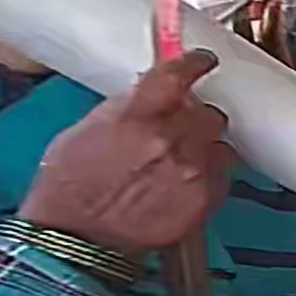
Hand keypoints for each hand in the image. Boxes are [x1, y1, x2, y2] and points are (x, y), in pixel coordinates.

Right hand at [19, 50, 231, 254]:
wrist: (81, 234)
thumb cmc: (72, 184)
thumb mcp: (87, 131)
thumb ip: (129, 110)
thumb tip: (159, 97)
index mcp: (135, 118)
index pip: (176, 78)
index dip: (194, 65)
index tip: (204, 60)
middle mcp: (171, 142)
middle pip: (209, 114)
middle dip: (197, 116)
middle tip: (182, 126)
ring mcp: (195, 171)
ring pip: (220, 143)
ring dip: (206, 145)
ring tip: (180, 159)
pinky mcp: (208, 197)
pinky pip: (223, 172)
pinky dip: (211, 170)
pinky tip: (186, 179)